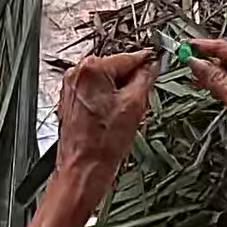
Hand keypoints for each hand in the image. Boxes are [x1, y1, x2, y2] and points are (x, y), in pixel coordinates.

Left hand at [55, 49, 157, 189]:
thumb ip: (145, 78)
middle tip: (138, 100)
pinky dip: (106, 99)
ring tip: (122, 114)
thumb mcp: (134, 105)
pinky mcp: (70, 99)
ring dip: (118, 91)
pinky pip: (94, 91)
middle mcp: (77, 73)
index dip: (146, 63)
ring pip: (105, 80)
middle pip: (115, 67)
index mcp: (92, 69)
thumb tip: (152, 65)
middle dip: (130, 81)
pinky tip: (110, 118)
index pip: (128, 58)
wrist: (83, 169)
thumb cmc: (102, 143)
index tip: (157, 62)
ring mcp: (71, 86)